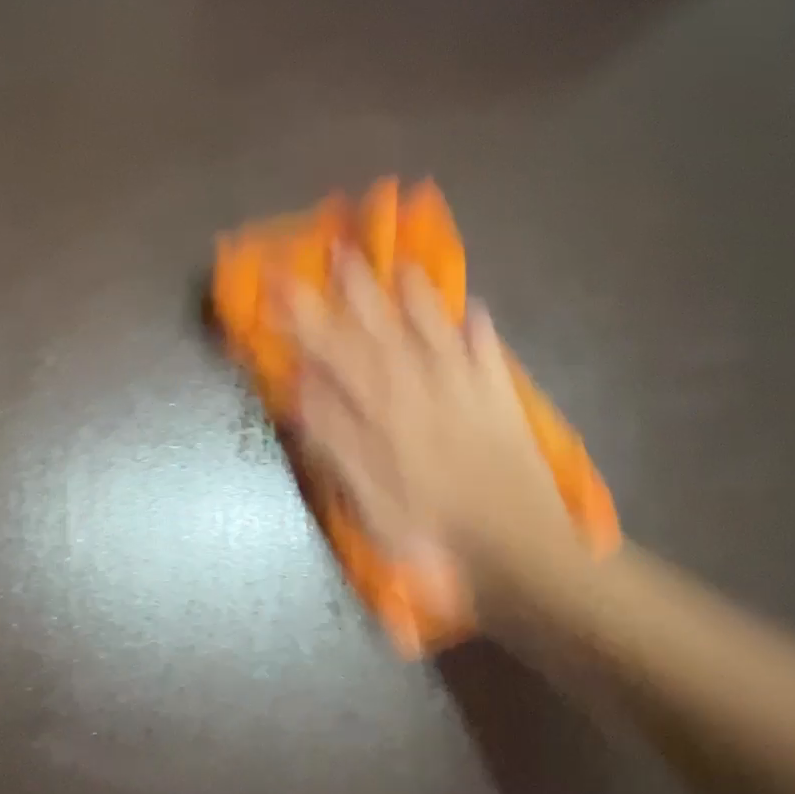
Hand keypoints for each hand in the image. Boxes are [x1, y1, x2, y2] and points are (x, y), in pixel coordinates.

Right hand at [277, 246, 578, 599]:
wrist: (514, 542)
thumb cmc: (426, 522)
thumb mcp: (362, 487)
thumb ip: (333, 434)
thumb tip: (302, 387)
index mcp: (379, 406)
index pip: (333, 349)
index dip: (304, 316)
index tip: (281, 284)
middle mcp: (419, 384)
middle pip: (382, 329)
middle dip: (357, 290)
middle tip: (340, 251)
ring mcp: (463, 388)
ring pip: (434, 330)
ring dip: (416, 297)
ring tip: (402, 266)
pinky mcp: (499, 401)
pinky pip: (487, 355)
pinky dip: (480, 331)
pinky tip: (476, 312)